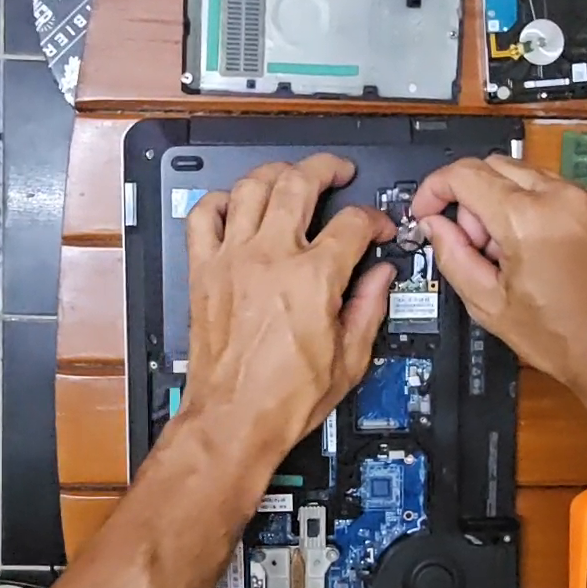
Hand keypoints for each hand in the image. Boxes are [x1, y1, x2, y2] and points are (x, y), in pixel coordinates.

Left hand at [182, 155, 397, 462]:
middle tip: (338, 172)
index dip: (374, 220)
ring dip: (276, 173)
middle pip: (299, 183)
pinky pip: (204, 217)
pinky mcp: (204, 271)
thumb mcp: (349, 359)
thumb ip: (370, 307)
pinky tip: (235, 204)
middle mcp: (271, 258)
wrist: (234, 418)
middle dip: (326, 169)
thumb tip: (382, 277)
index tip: (378, 229)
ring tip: (291, 176)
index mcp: (313, 278)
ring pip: (251, 187)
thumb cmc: (284, 397)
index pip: (353, 223)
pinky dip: (220, 202)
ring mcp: (233, 260)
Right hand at [410, 155, 586, 438]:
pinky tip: (534, 250)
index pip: (463, 174)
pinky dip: (531, 207)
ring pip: (523, 175)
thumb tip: (435, 227)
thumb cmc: (567, 339)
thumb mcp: (488, 304)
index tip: (426, 210)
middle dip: (468, 198)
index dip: (433, 190)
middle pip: (492, 166)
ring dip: (500, 202)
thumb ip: (452, 256)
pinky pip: (553, 190)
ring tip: (504, 253)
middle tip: (468, 242)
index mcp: (527, 218)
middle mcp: (561, 198)